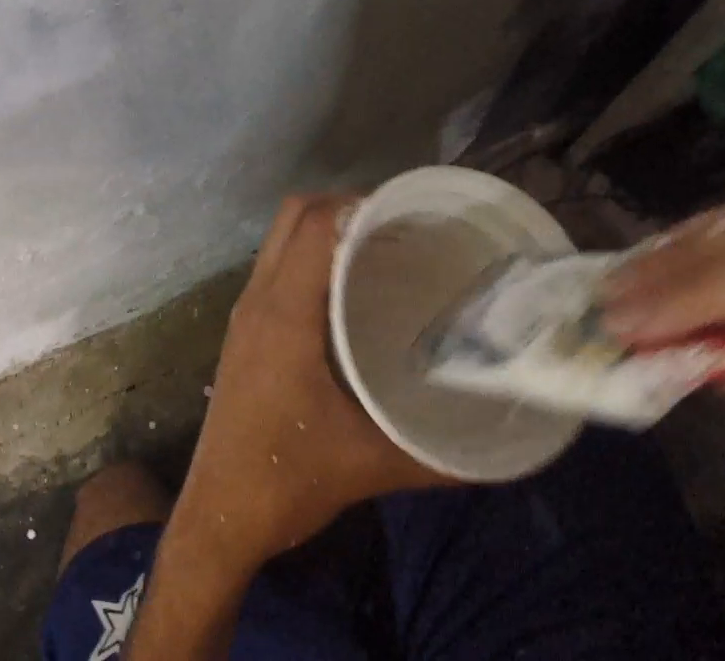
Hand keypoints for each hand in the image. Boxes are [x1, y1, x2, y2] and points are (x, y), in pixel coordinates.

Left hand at [174, 195, 448, 570]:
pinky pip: (275, 270)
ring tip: (380, 253)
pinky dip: (307, 261)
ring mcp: (243, 316)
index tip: (411, 216)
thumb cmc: (286, 480)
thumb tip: (506, 445)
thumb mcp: (371, 463)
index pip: (315, 225)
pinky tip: (347, 297)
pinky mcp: (242, 335)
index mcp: (284, 315)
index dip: (361, 205)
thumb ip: (440, 455)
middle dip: (343, 207)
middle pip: (292, 216)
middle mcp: (257, 301)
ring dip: (323, 232)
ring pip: (279, 241)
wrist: (218, 518)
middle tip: (398, 229)